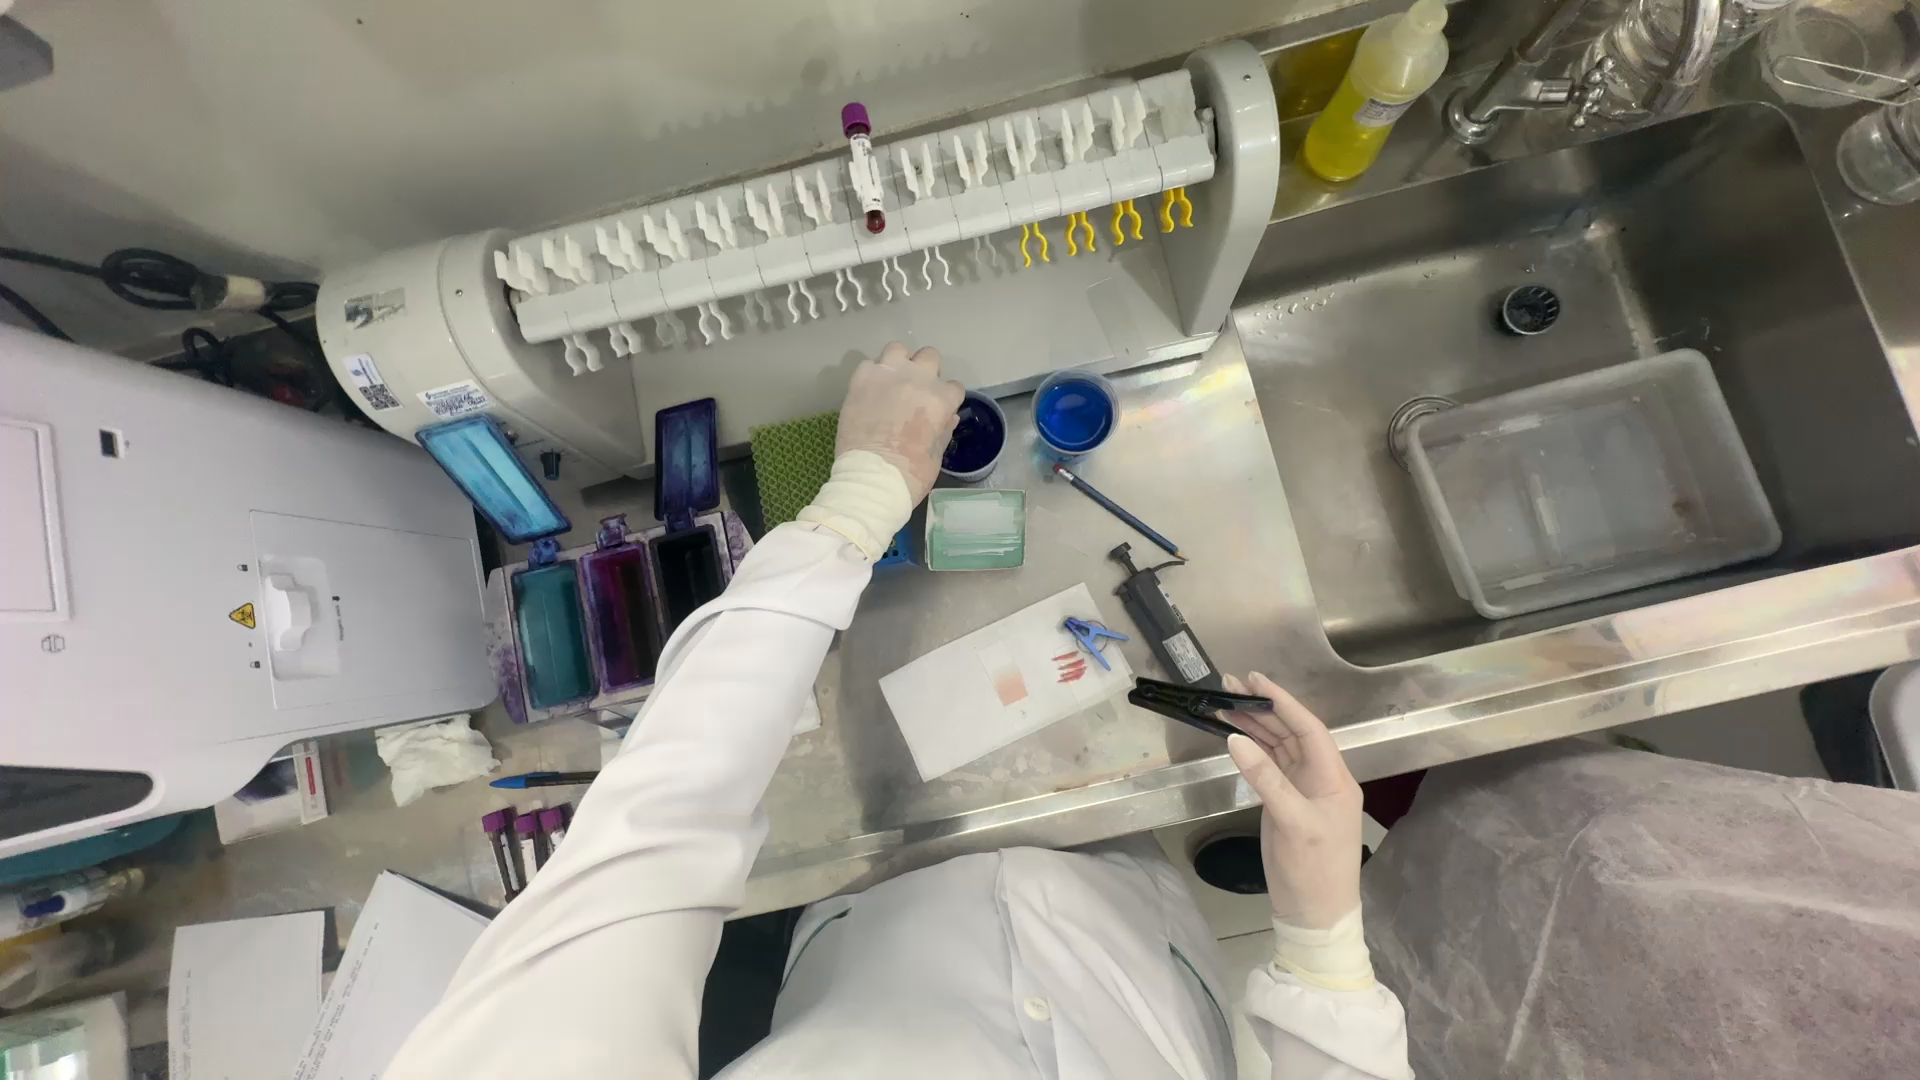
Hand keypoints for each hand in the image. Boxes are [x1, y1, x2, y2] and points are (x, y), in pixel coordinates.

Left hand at [834, 343, 965, 503]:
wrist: (872, 479)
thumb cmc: (910, 474)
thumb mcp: (937, 455)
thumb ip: (943, 429)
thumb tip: (946, 417)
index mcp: (941, 399)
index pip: (954, 387)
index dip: (947, 400)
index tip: (938, 411)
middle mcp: (917, 379)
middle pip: (930, 357)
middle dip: (927, 372)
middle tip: (916, 391)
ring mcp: (887, 375)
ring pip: (898, 350)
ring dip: (899, 363)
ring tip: (892, 382)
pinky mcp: (861, 379)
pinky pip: (870, 365)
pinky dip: (873, 375)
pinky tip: (870, 392)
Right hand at [1221, 673, 1363, 929]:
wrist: (1315, 916)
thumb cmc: (1314, 870)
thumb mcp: (1292, 823)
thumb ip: (1265, 778)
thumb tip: (1235, 738)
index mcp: (1334, 779)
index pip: (1309, 729)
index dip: (1283, 702)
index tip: (1255, 680)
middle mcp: (1320, 778)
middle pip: (1290, 732)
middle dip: (1261, 707)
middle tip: (1228, 686)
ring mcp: (1302, 789)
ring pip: (1277, 746)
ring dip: (1253, 724)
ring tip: (1224, 703)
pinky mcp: (1285, 801)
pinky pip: (1268, 764)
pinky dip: (1251, 747)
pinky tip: (1233, 734)